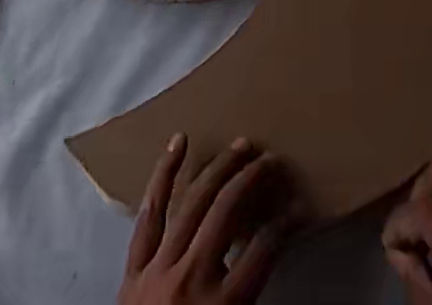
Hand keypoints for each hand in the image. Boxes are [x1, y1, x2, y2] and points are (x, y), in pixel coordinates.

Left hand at [118, 134, 296, 304]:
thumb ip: (253, 293)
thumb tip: (276, 250)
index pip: (264, 252)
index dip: (286, 225)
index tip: (299, 207)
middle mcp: (191, 279)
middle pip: (227, 213)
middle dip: (252, 181)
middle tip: (271, 159)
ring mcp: (158, 269)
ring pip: (192, 203)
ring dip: (219, 169)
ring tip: (240, 145)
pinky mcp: (133, 268)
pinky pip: (149, 213)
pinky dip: (163, 174)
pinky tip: (179, 142)